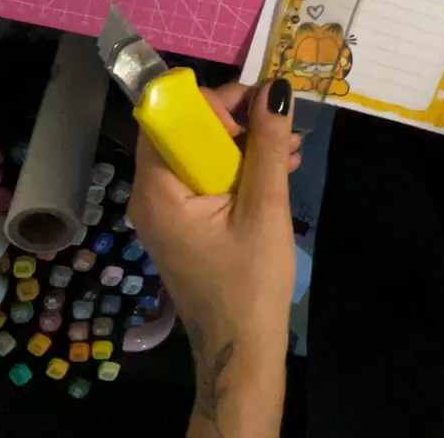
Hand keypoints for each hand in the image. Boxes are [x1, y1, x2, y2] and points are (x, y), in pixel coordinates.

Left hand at [130, 79, 300, 437]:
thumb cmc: (250, 283)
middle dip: (237, 120)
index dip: (211, 102)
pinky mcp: (187, 221)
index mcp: (159, 189)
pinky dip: (241, 167)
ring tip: (291, 147)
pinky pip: (209, 176)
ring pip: (203, 152)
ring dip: (246, 143)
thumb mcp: (265, 206)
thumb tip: (275, 88)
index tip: (256, 108)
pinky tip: (280, 168)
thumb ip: (268, 143)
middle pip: (187, 130)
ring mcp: (169, 209)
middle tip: (281, 124)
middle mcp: (153, 193)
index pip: (169, 116)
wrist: (242, 354)